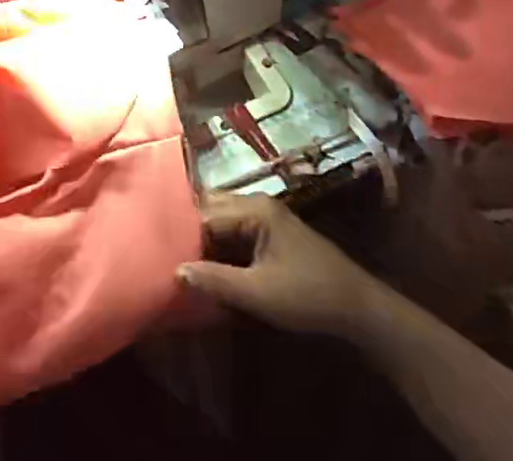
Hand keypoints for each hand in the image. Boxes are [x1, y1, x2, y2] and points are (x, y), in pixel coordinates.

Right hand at [176, 193, 385, 339]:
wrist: (357, 307)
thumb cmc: (308, 295)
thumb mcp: (258, 293)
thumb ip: (216, 281)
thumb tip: (176, 271)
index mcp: (255, 209)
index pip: (204, 213)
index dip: (180, 232)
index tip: (156, 248)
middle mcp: (257, 204)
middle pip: (210, 210)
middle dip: (187, 229)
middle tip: (160, 249)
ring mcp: (265, 217)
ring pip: (221, 221)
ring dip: (202, 239)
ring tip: (174, 257)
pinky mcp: (269, 234)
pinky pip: (233, 231)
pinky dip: (217, 245)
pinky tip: (203, 264)